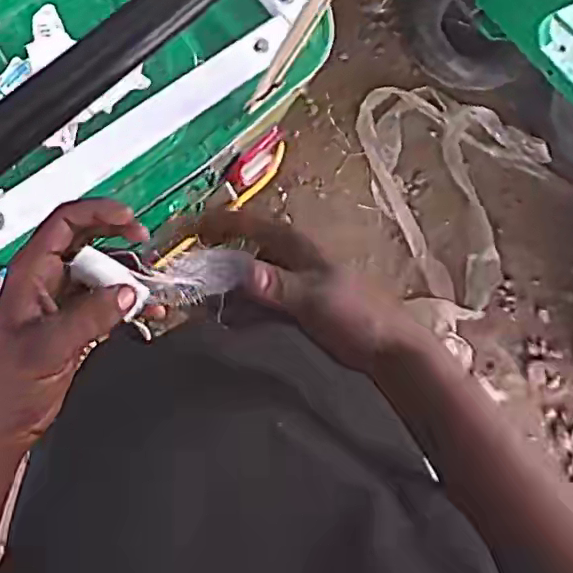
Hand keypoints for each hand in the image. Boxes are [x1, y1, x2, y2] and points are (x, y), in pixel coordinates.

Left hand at [0, 199, 149, 449]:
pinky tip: (143, 312)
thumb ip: (90, 316)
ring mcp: (59, 300)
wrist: (1, 426)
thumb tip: (124, 292)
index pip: (65, 222)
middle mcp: (45, 279)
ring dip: (125, 276)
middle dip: (117, 238)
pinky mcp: (72, 322)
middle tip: (143, 242)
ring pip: (98, 271)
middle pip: (86, 240)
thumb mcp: (48, 346)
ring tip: (148, 288)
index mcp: (30, 272)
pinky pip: (103, 299)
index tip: (127, 218)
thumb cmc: (4, 385)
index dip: (97, 212)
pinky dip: (125, 302)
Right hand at [196, 210, 415, 372]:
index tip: (183, 231)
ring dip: (223, 290)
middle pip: (239, 250)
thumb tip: (238, 271)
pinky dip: (239, 308)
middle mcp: (285, 255)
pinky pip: (255, 301)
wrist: (388, 350)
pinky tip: (224, 323)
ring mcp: (288, 279)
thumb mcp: (312, 297)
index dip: (212, 223)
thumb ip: (274, 284)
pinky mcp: (292, 304)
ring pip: (245, 278)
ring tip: (198, 306)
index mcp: (290, 241)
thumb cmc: (355, 313)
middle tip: (185, 278)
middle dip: (211, 261)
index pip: (243, 222)